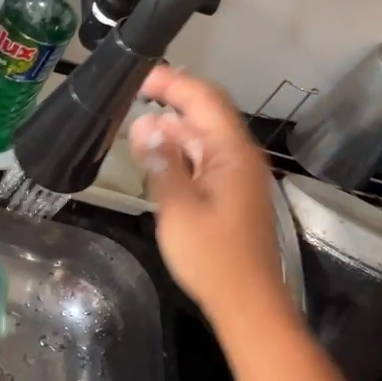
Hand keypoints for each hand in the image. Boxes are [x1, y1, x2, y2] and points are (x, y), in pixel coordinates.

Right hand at [129, 66, 287, 325]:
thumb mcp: (178, 207)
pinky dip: (180, 151)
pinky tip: (155, 157)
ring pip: (204, 137)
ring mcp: (238, 177)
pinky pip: (205, 159)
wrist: (248, 304)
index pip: (204, 99)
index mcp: (232, 154)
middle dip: (172, 100)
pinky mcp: (232, 195)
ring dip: (173, 128)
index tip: (139, 76)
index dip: (172, 82)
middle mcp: (240, 158)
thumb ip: (162, 162)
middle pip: (207, 114)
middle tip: (133, 95)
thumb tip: (146, 127)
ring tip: (136, 126)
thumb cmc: (213, 256)